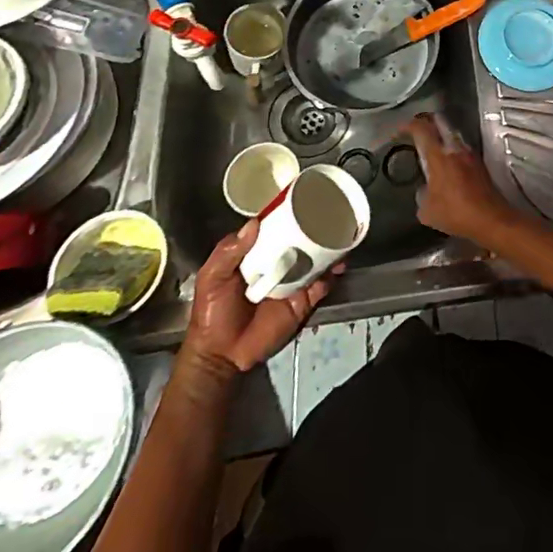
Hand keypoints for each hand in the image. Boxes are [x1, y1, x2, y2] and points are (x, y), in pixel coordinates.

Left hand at [182, 219, 337, 373]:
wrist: (222, 354)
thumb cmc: (212, 311)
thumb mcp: (213, 277)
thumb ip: (230, 251)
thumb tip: (254, 223)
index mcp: (253, 253)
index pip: (271, 229)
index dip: (284, 215)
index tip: (300, 199)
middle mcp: (275, 264)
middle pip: (297, 243)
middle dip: (314, 231)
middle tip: (328, 219)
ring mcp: (290, 284)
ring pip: (313, 263)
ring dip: (327, 252)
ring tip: (340, 241)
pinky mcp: (300, 304)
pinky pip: (318, 288)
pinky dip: (328, 279)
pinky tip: (336, 269)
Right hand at [406, 113, 517, 242]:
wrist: (492, 220)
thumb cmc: (456, 213)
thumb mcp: (427, 211)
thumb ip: (421, 196)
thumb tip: (424, 190)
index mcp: (438, 156)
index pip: (421, 129)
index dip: (408, 126)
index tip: (400, 131)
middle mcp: (455, 149)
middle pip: (440, 123)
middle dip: (427, 122)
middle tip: (417, 129)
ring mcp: (470, 155)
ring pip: (453, 135)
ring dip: (441, 136)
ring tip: (431, 146)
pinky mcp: (480, 165)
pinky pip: (461, 149)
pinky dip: (451, 150)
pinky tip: (448, 164)